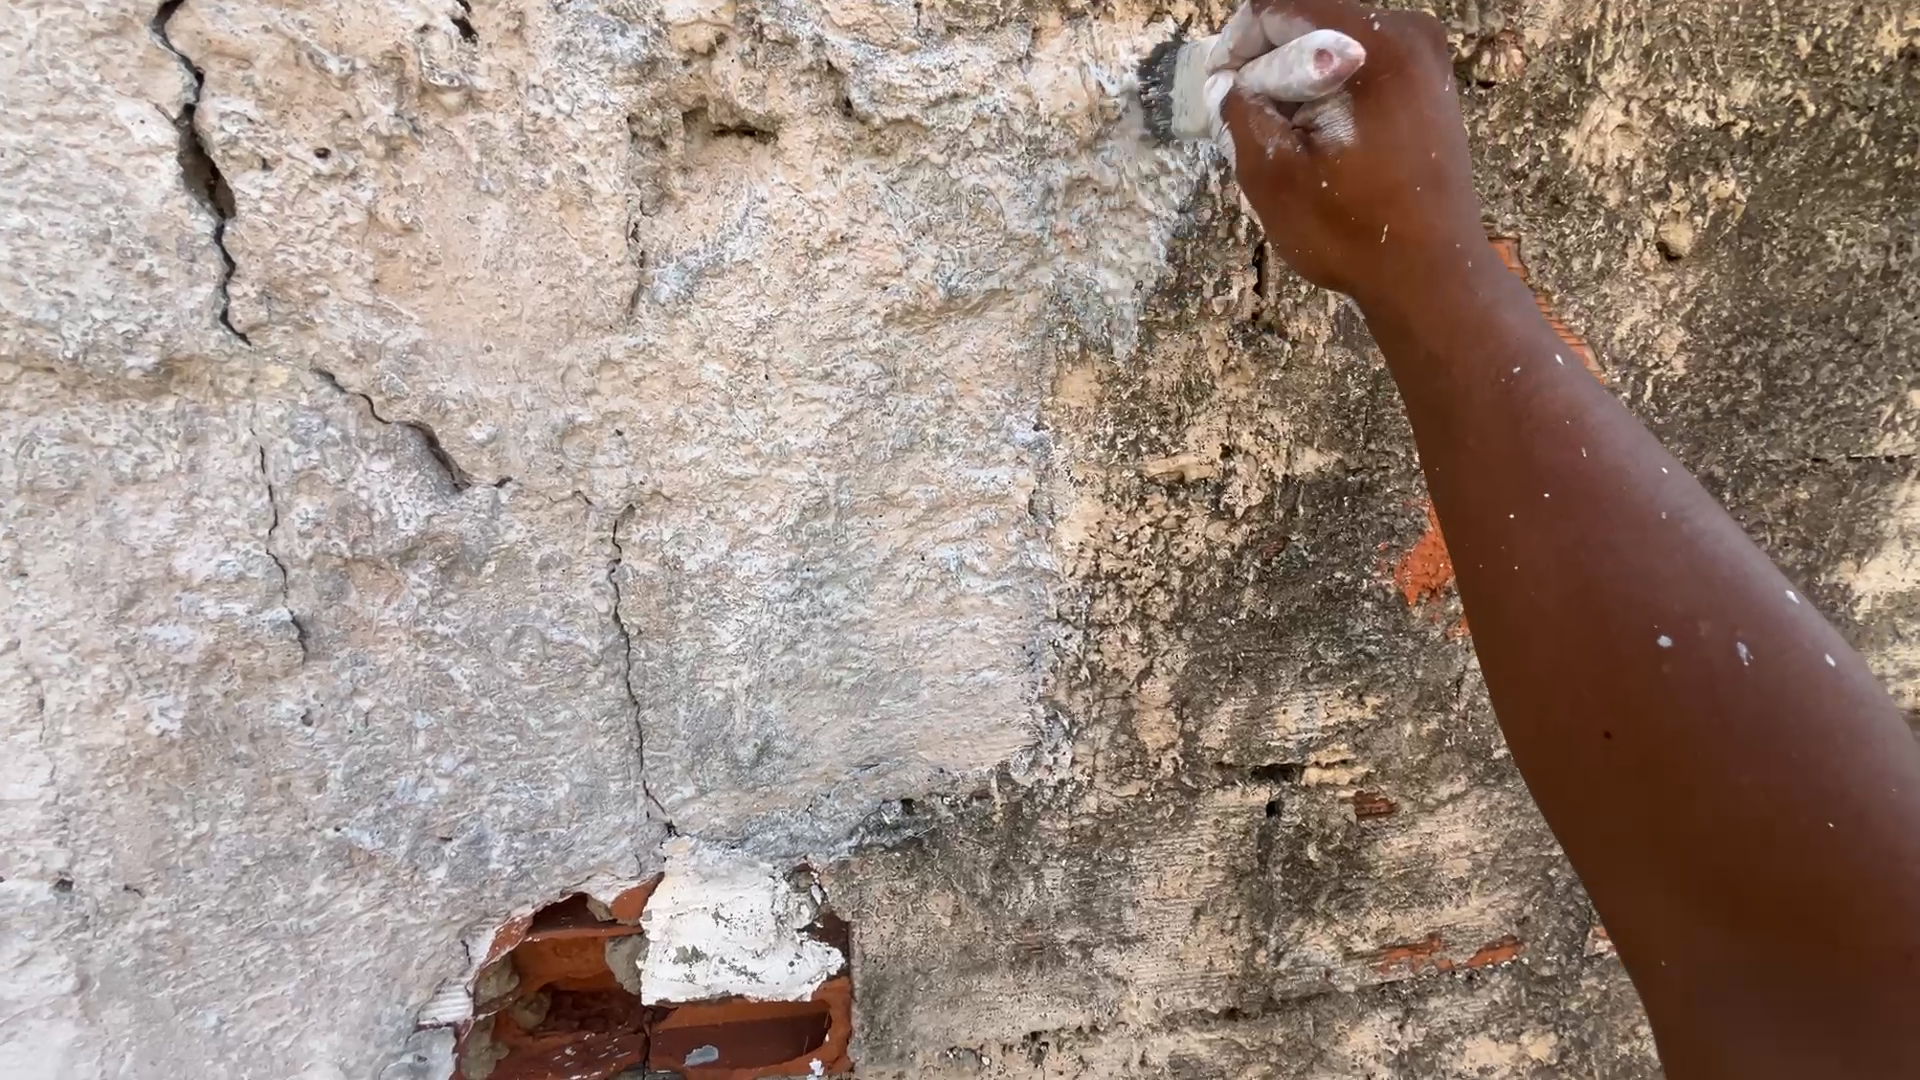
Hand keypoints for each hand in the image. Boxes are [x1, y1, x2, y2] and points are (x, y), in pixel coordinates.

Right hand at [1217, 0, 1485, 313]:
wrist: (1427, 273)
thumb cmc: (1349, 229)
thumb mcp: (1274, 176)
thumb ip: (1242, 117)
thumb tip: (1230, 88)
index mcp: (1375, 44)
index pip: (1286, 4)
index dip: (1240, 39)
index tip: (1217, 86)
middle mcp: (1410, 34)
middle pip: (1314, 23)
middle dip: (1267, 65)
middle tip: (1240, 120)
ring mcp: (1426, 61)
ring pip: (1335, 50)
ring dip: (1293, 85)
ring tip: (1273, 138)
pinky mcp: (1428, 89)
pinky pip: (1360, 72)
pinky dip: (1324, 96)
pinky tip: (1311, 142)